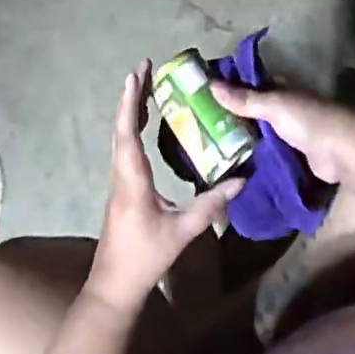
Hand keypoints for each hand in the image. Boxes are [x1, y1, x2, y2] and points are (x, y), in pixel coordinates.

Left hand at [85, 62, 244, 309]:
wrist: (113, 286)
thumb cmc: (144, 258)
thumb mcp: (181, 231)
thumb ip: (210, 205)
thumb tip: (241, 180)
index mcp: (131, 179)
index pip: (128, 132)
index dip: (132, 102)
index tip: (136, 74)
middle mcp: (121, 174)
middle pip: (122, 127)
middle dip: (132, 95)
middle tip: (143, 67)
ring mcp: (119, 180)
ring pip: (121, 136)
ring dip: (131, 108)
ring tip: (144, 84)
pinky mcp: (122, 187)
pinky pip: (125, 146)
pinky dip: (133, 125)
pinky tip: (144, 122)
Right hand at [209, 81, 351, 183]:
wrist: (339, 152)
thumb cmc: (307, 120)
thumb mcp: (273, 104)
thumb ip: (244, 98)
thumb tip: (211, 84)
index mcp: (282, 90)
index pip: (251, 85)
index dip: (230, 87)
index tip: (203, 95)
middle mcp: (285, 109)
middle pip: (253, 111)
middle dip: (231, 118)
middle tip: (200, 127)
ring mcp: (289, 134)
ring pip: (258, 134)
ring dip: (240, 140)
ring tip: (208, 149)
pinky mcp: (292, 157)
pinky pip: (266, 155)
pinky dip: (252, 158)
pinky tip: (231, 166)